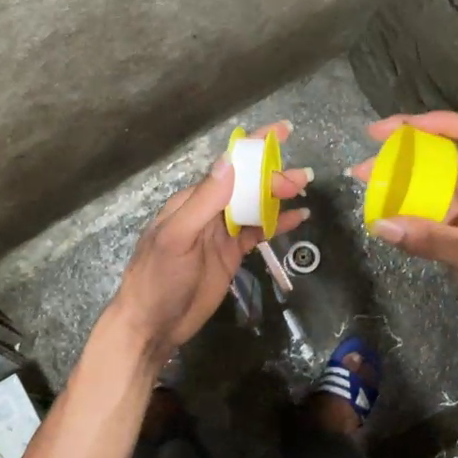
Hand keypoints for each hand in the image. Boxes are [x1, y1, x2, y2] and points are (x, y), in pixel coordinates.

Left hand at [106, 122, 311, 354]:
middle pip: (245, 185)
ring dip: (278, 196)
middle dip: (272, 176)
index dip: (252, 148)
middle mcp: (207, 212)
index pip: (227, 167)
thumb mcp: (177, 238)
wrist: (152, 326)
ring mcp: (219, 234)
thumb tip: (229, 163)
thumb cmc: (158, 279)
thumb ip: (204, 202)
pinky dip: (276, 223)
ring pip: (254, 206)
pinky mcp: (230, 255)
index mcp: (191, 201)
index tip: (281, 131)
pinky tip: (297, 218)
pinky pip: (256, 232)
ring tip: (305, 188)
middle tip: (301, 179)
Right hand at [350, 111, 457, 320]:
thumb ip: (426, 238)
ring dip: (399, 171)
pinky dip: (403, 198)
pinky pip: (426, 200)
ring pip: (431, 175)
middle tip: (373, 140)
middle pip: (445, 149)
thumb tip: (380, 224)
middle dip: (408, 143)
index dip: (438, 122)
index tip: (401, 128)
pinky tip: (379, 204)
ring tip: (363, 174)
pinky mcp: (456, 223)